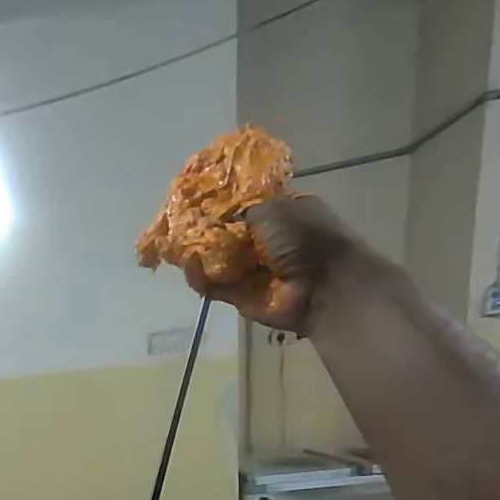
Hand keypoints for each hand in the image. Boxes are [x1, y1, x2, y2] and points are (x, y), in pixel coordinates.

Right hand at [181, 195, 380, 335]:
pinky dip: (200, 278)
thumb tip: (217, 218)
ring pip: (216, 262)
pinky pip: (214, 286)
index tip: (198, 204)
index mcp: (282, 216)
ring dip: (199, 256)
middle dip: (205, 233)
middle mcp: (267, 243)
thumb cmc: (305, 238)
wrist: (323, 286)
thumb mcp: (274, 209)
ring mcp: (252, 271)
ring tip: (177, 247)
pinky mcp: (240, 295)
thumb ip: (242, 211)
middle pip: (226, 237)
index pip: (246, 209)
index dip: (223, 208)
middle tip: (180, 227)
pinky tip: (188, 267)